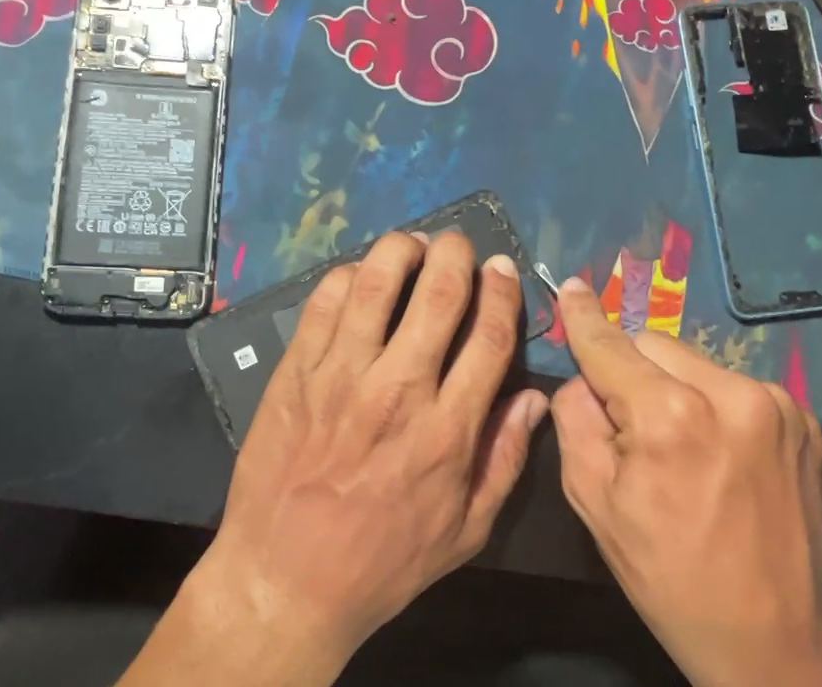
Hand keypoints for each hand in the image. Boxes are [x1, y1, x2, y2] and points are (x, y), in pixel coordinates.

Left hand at [120, 231, 549, 686]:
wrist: (287, 579)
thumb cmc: (384, 562)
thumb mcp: (465, 531)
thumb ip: (505, 460)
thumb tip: (534, 401)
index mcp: (448, 430)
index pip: (488, 337)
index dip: (502, 292)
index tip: (502, 269)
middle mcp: (398, 390)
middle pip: (437, 295)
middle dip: (455, 255)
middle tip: (458, 243)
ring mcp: (340, 376)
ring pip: (375, 284)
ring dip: (400, 250)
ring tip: (411, 242)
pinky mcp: (296, 372)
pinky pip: (323, 304)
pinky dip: (346, 277)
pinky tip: (359, 275)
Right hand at [550, 278, 821, 686]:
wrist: (776, 639)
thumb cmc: (669, 575)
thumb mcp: (593, 502)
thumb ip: (576, 420)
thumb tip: (584, 379)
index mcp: (671, 416)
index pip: (611, 346)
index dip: (583, 318)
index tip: (570, 287)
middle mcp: (730, 392)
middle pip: (652, 344)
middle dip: (629, 370)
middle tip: (625, 424)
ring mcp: (776, 403)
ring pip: (694, 362)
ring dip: (672, 385)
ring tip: (678, 446)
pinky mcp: (803, 420)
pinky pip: (733, 386)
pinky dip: (712, 404)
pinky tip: (716, 453)